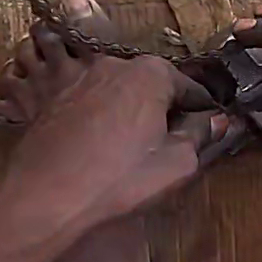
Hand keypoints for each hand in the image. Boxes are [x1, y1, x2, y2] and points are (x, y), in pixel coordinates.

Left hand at [0, 12, 230, 232]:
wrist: (44, 196)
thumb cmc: (118, 180)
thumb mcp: (177, 163)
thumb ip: (201, 135)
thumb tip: (217, 120)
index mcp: (151, 73)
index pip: (190, 88)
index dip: (202, 112)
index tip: (206, 132)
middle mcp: (114, 64)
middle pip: (152, 86)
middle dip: (164, 110)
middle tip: (168, 145)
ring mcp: (79, 79)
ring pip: (119, 94)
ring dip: (130, 115)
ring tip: (131, 151)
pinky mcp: (53, 99)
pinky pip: (90, 105)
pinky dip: (101, 121)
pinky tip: (100, 150)